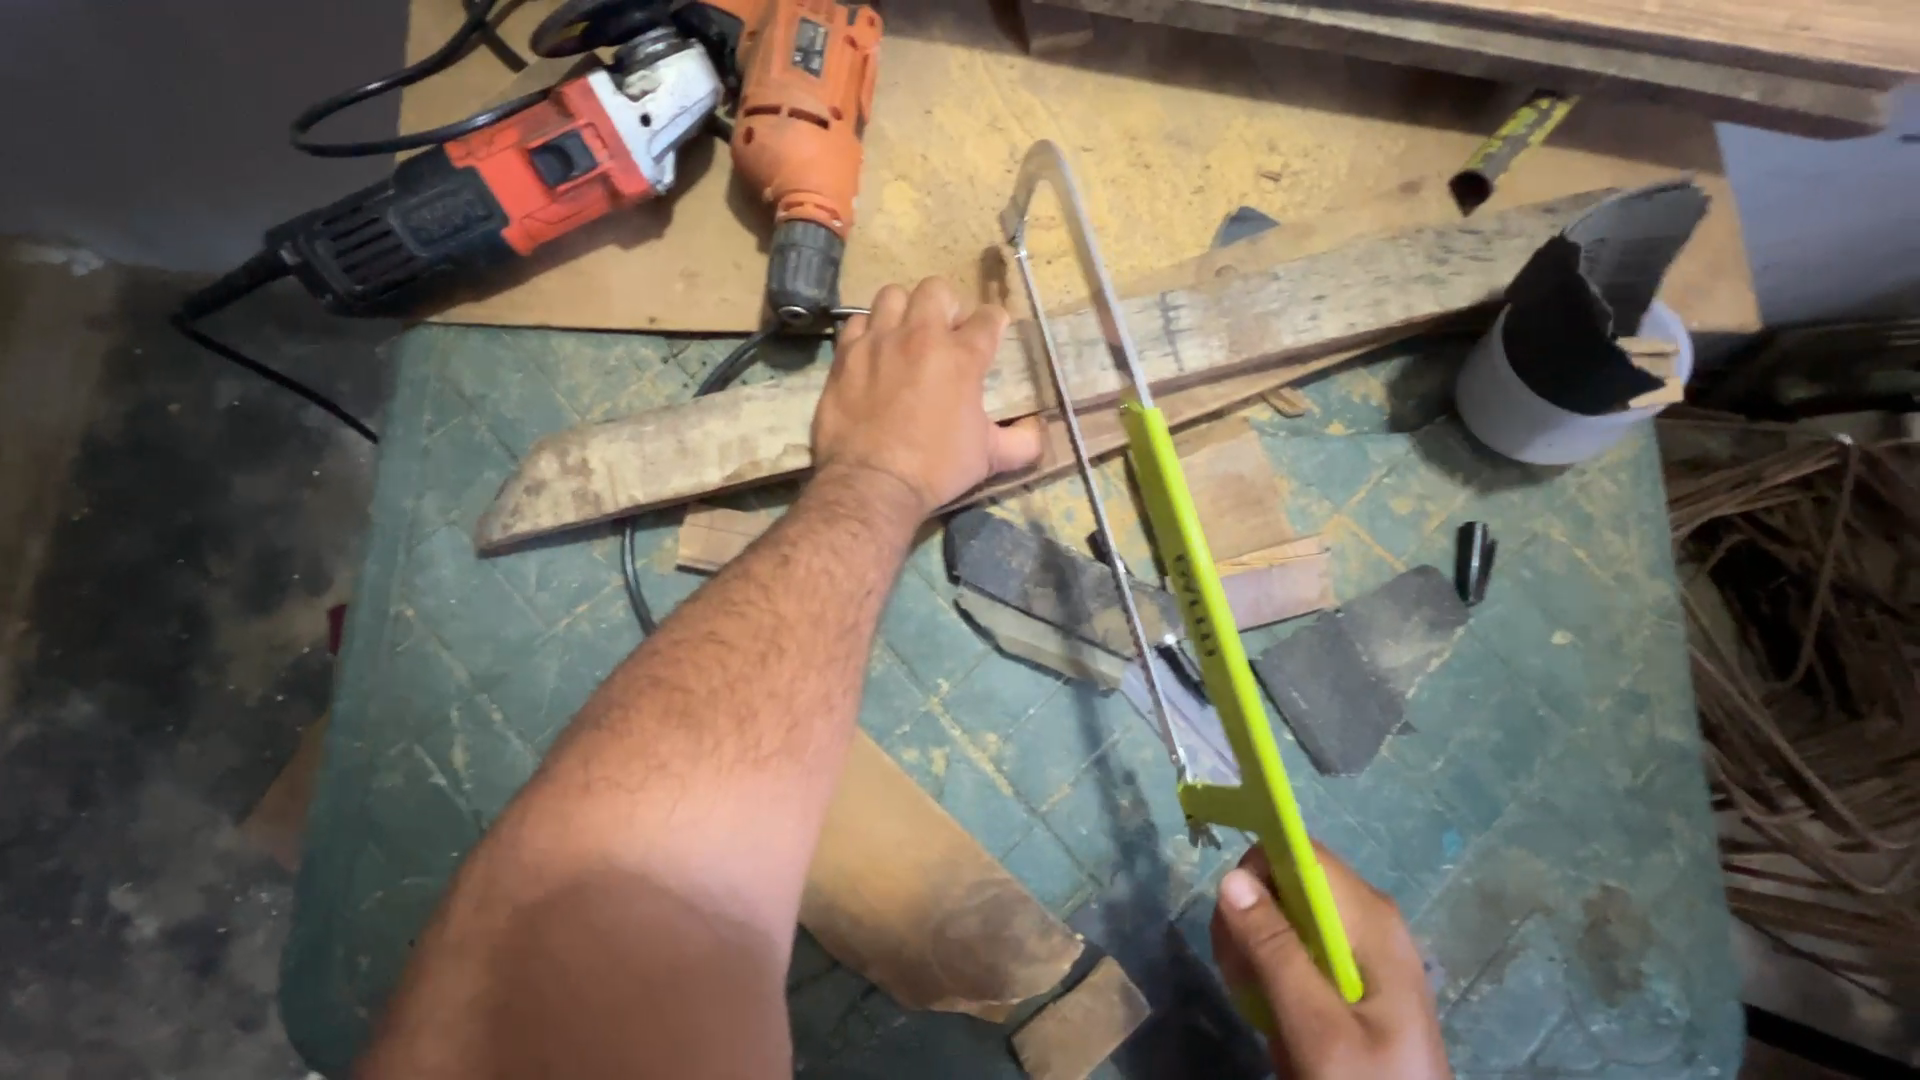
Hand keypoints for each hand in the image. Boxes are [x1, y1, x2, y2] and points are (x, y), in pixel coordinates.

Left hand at [811, 278, 1044, 518]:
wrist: (872, 483)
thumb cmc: (936, 469)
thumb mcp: (988, 459)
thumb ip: (1021, 442)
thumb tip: (1037, 432)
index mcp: (962, 356)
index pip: (989, 318)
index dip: (994, 324)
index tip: (991, 334)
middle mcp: (921, 336)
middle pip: (936, 290)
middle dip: (947, 306)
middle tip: (945, 332)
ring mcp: (878, 342)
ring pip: (892, 296)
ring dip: (903, 311)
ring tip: (904, 335)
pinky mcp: (846, 356)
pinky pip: (856, 323)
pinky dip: (867, 332)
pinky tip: (872, 352)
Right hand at [1211, 845, 1451, 1079]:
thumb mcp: (1318, 1029)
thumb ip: (1275, 952)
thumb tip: (1231, 876)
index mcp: (1370, 919)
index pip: (1301, 853)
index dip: (1258, 873)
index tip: (1233, 920)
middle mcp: (1366, 917)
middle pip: (1285, 881)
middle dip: (1249, 919)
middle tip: (1241, 974)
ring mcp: (1358, 944)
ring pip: (1281, 912)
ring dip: (1252, 948)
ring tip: (1255, 999)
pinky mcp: (1347, 969)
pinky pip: (1292, 942)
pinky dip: (1269, 967)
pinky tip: (1271, 1007)